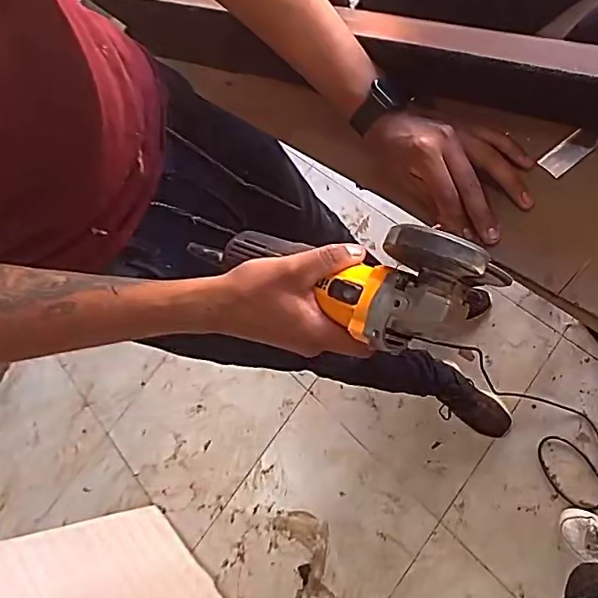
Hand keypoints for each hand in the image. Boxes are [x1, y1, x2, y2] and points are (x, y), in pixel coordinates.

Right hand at [212, 243, 373, 357]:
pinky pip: (320, 315)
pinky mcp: (294, 328)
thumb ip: (330, 260)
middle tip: (357, 280)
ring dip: (340, 299)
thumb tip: (356, 253)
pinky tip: (314, 282)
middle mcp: (314, 342)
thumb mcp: (295, 269)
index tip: (384, 301)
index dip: (379, 323)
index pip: (365, 343)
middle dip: (360, 304)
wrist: (213, 304)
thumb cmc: (246, 295)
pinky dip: (324, 300)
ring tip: (333, 277)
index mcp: (319, 335)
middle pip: (353, 326)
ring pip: (336, 319)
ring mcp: (303, 336)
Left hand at [363, 109, 533, 244]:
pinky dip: (513, 151)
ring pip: (493, 160)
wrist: (384, 110)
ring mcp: (461, 132)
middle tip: (494, 234)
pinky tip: (526, 164)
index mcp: (426, 154)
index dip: (457, 220)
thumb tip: (447, 223)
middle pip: (472, 184)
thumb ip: (428, 200)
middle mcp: (447, 142)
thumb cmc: (388, 143)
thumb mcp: (401, 177)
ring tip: (525, 201)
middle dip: (484, 213)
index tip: (466, 236)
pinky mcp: (468, 126)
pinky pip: (496, 138)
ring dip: (511, 183)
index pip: (448, 196)